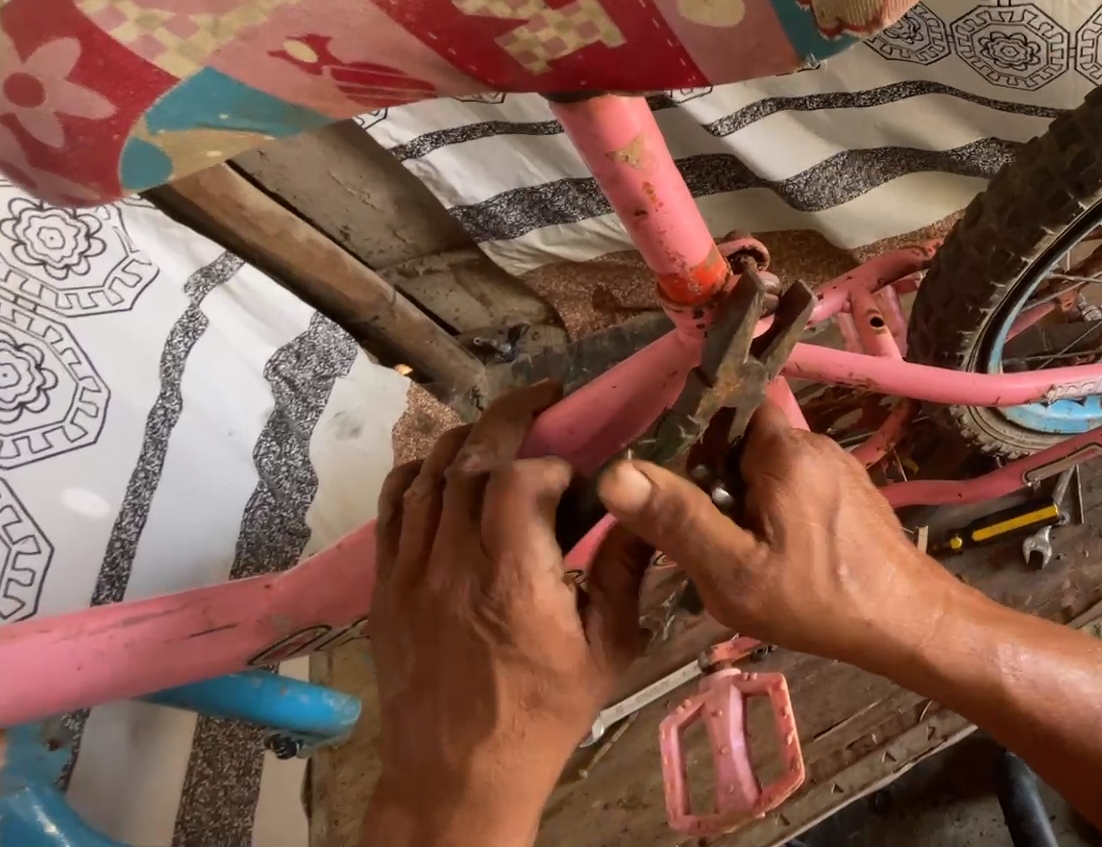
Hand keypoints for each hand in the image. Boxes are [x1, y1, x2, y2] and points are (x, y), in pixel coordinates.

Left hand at [363, 381, 650, 844]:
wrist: (459, 773)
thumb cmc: (547, 707)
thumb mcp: (610, 643)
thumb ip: (625, 567)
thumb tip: (644, 503)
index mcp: (513, 579)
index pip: (515, 480)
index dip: (551, 461)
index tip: (579, 477)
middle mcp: (453, 565)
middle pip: (466, 461)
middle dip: (510, 417)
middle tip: (547, 398)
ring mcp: (410, 574)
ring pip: (425, 475)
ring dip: (466, 439)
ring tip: (503, 426)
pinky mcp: (387, 588)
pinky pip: (392, 509)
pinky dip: (418, 473)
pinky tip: (448, 466)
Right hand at [599, 409, 962, 668]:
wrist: (904, 621)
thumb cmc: (817, 598)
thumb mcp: (734, 572)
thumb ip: (679, 520)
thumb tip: (617, 473)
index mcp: (785, 450)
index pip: (729, 411)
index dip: (694, 438)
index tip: (672, 482)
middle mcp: (814, 444)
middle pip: (746, 442)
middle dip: (718, 478)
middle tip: (705, 532)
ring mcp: (838, 466)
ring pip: (772, 467)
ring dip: (748, 498)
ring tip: (738, 551)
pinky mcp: (851, 490)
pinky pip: (798, 485)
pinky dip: (778, 509)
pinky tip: (777, 555)